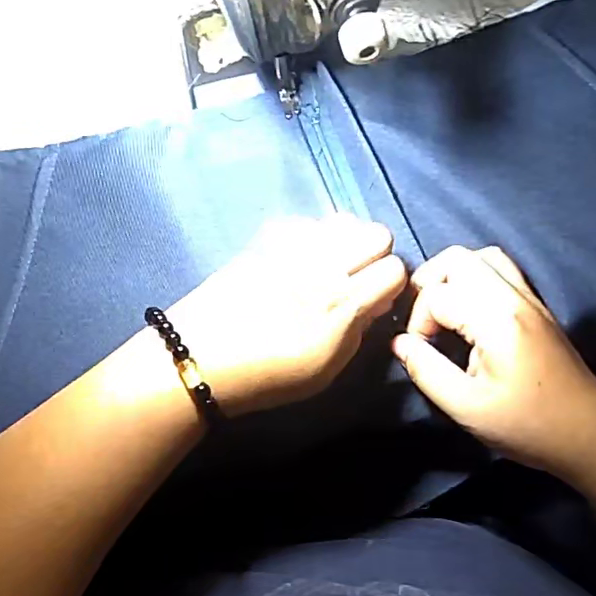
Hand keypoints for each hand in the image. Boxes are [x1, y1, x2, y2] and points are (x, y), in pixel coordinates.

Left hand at [164, 215, 407, 415]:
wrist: (200, 357)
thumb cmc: (267, 376)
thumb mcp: (326, 370)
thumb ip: (359, 331)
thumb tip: (376, 302)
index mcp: (340, 304)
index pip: (395, 269)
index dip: (391, 285)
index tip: (376, 299)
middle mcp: (322, 266)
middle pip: (378, 232)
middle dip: (375, 255)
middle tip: (357, 278)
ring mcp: (292, 246)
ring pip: (345, 219)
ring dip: (346, 240)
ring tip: (329, 265)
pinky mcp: (266, 237)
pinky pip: (308, 221)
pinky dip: (312, 236)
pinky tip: (298, 259)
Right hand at [392, 246, 595, 479]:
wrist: (590, 435)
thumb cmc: (528, 426)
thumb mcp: (467, 407)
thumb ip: (427, 371)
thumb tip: (401, 344)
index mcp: (497, 318)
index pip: (437, 294)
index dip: (417, 322)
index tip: (420, 354)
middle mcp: (514, 297)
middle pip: (460, 259)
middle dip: (430, 285)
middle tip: (422, 323)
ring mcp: (530, 299)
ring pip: (483, 258)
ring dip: (454, 277)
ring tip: (442, 312)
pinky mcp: (538, 309)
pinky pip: (502, 272)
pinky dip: (476, 280)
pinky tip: (469, 316)